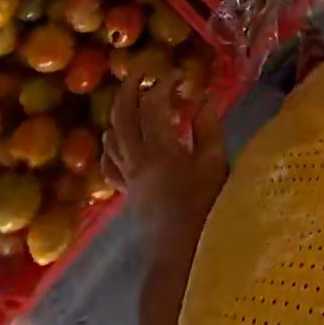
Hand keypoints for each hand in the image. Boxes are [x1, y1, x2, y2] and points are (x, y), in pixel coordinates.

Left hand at [103, 71, 227, 238]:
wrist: (183, 254)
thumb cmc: (206, 208)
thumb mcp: (214, 164)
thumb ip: (208, 128)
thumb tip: (204, 98)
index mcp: (160, 152)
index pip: (153, 107)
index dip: (164, 85)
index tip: (180, 75)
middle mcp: (136, 161)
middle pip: (122, 116)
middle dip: (130, 88)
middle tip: (143, 70)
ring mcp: (127, 178)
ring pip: (112, 137)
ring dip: (120, 112)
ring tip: (134, 97)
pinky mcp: (126, 192)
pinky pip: (109, 163)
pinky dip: (112, 143)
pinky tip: (118, 138)